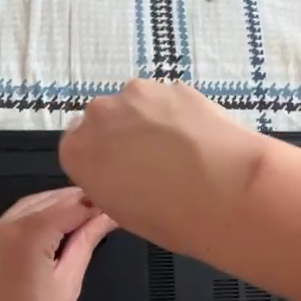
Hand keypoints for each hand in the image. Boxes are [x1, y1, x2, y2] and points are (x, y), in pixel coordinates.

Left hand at [0, 182, 114, 300]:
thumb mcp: (68, 286)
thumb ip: (84, 243)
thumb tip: (106, 217)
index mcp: (31, 233)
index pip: (72, 207)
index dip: (96, 205)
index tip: (117, 203)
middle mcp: (4, 228)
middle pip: (47, 203)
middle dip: (75, 203)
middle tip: (103, 207)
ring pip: (22, 209)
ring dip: (47, 206)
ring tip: (75, 207)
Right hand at [59, 79, 274, 244]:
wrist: (223, 190)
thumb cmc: (169, 215)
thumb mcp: (121, 211)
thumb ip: (108, 182)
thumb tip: (121, 173)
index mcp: (77, 150)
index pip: (78, 146)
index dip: (102, 157)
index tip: (120, 170)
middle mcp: (99, 114)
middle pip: (105, 119)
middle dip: (124, 134)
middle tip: (152, 162)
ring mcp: (138, 94)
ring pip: (138, 104)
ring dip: (151, 120)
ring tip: (180, 150)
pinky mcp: (173, 85)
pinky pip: (169, 99)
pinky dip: (179, 114)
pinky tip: (199, 138)